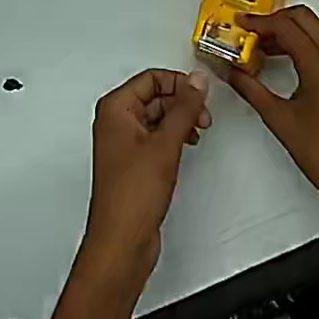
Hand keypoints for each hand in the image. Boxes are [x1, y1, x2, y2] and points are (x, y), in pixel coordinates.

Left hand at [81, 68, 210, 273]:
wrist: (122, 241)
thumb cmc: (130, 197)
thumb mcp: (165, 144)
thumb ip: (184, 108)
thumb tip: (196, 82)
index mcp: (115, 108)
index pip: (150, 78)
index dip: (178, 82)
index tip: (200, 92)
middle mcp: (115, 121)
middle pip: (154, 95)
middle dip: (181, 101)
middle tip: (202, 114)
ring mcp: (123, 141)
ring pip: (157, 115)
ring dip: (180, 119)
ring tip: (197, 130)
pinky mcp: (133, 160)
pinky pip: (156, 135)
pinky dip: (173, 136)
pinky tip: (186, 145)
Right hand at [225, 6, 318, 218]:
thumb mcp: (279, 119)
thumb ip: (251, 88)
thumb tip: (230, 71)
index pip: (287, 27)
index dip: (259, 22)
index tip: (240, 23)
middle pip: (305, 18)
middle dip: (275, 19)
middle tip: (251, 30)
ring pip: (315, 30)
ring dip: (288, 31)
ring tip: (261, 46)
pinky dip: (302, 44)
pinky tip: (282, 61)